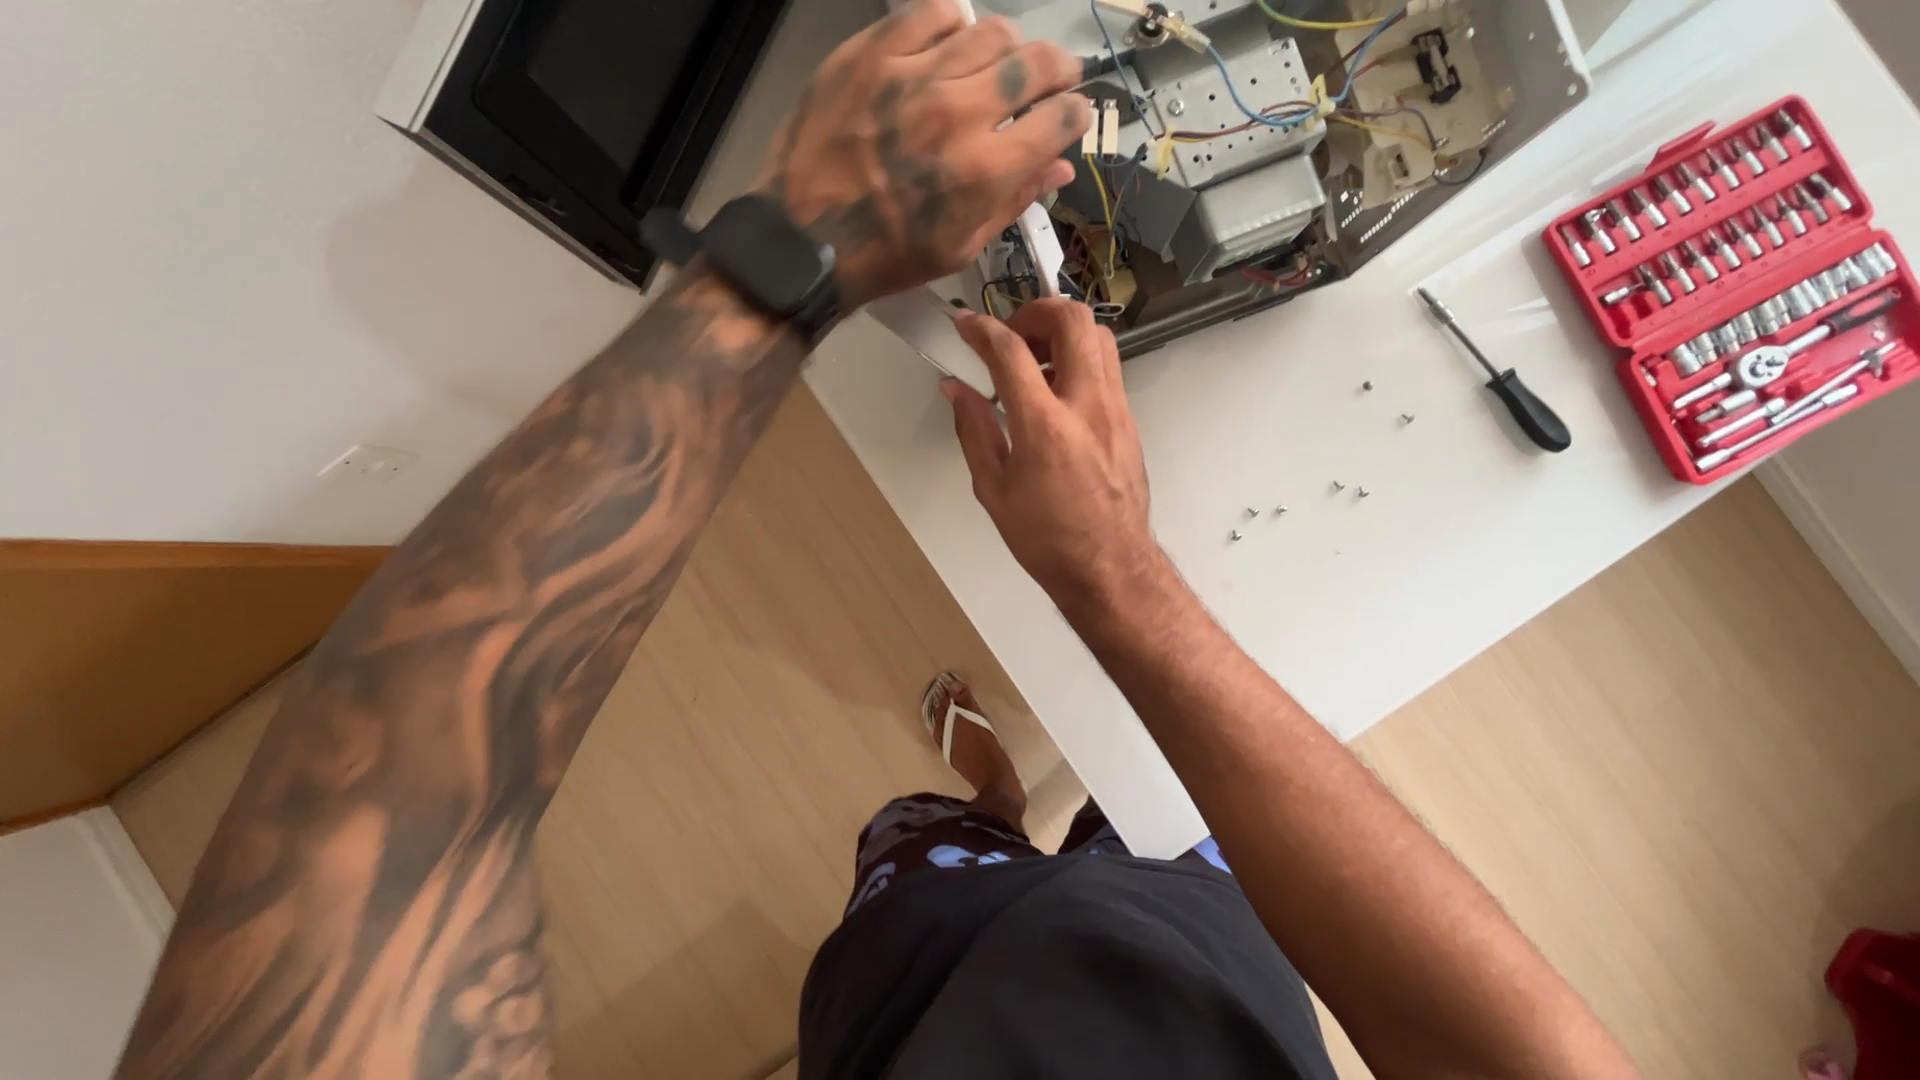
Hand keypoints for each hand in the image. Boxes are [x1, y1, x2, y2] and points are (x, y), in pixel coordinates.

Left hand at [759, 0, 1090, 309]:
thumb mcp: (960, 248)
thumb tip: (1059, 167)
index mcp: (986, 171)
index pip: (1060, 118)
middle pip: (1034, 63)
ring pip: (989, 31)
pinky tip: (949, 46)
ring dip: (1007, 47)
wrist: (805, 241)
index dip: (1075, 114)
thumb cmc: (888, 257)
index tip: (1070, 116)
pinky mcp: (871, 54)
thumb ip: (1013, 200)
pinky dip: (951, 25)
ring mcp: (912, 76)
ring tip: (998, 64)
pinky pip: (930, 15)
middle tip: (1052, 78)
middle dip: (1057, 69)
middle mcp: (958, 113)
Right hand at [945, 300, 1167, 611]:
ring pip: (1099, 336)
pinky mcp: (1129, 420)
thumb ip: (974, 430)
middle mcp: (1087, 407)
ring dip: (1063, 332)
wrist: (1109, 567)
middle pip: (1070, 320)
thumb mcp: (994, 488)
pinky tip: (1057, 390)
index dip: (980, 329)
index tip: (965, 325)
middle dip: (1034, 311)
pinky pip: (1108, 368)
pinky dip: (1080, 359)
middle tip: (1010, 334)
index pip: (1010, 351)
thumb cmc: (1050, 539)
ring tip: (1035, 359)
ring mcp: (1115, 411)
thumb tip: (956, 391)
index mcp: (1044, 426)